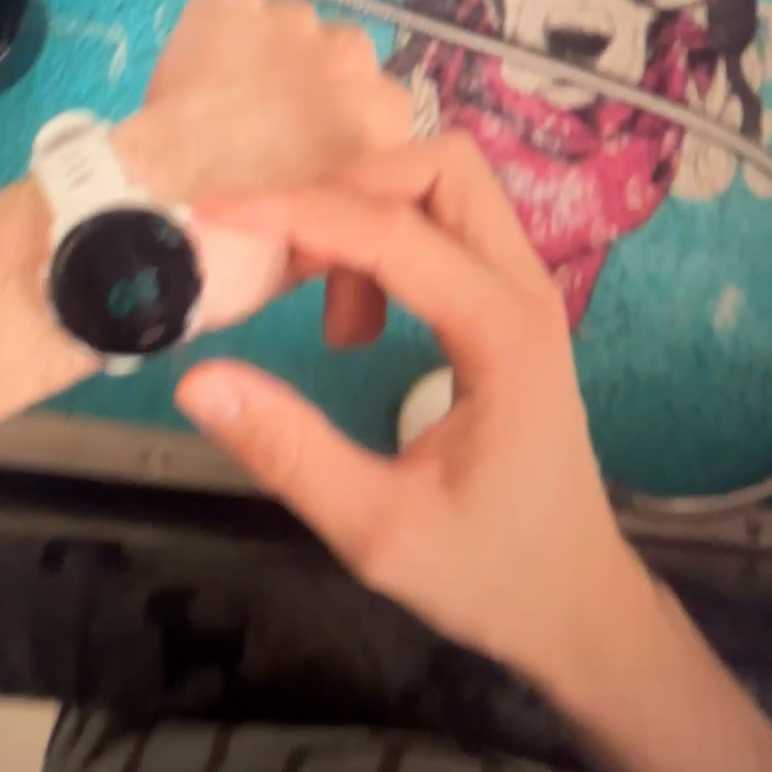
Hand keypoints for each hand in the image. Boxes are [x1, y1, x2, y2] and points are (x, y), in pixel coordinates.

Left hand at [117, 0, 413, 326]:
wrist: (172, 217)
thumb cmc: (253, 249)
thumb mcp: (323, 246)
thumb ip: (345, 205)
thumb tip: (339, 201)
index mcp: (387, 121)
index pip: (375, 108)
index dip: (336, 127)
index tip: (300, 149)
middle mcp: (355, 58)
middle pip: (338, 58)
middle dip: (308, 84)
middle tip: (261, 123)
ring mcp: (292, 23)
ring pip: (289, 23)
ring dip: (266, 51)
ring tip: (224, 93)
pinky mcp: (231, 4)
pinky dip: (220, 21)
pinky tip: (201, 59)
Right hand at [172, 135, 646, 679]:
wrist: (573, 602)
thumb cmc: (487, 568)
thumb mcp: (376, 531)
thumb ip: (288, 453)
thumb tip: (197, 380)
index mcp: (502, 336)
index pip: (393, 233)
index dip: (296, 212)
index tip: (215, 216)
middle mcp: (521, 290)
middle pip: (441, 169)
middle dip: (345, 190)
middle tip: (283, 257)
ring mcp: (518, 291)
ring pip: (441, 188)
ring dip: (361, 218)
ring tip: (323, 310)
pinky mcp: (501, 305)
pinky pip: (437, 228)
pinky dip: (377, 245)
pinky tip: (353, 324)